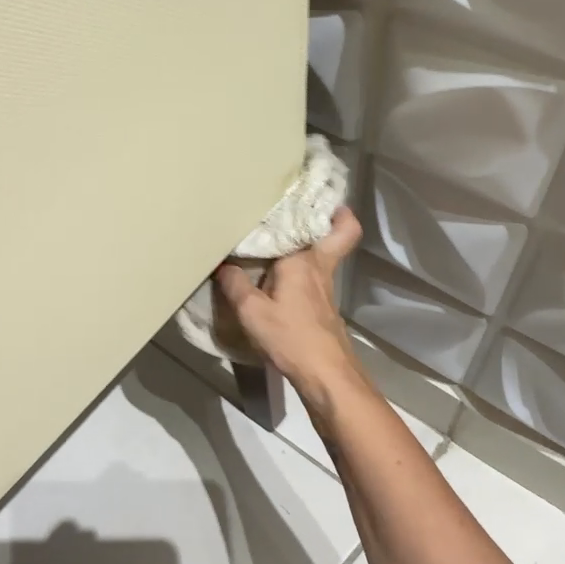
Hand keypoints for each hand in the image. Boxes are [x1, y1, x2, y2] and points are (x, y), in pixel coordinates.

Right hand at [214, 207, 366, 405]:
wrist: (326, 372)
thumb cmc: (290, 337)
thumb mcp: (251, 312)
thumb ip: (235, 284)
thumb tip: (222, 264)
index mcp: (302, 260)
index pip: (308, 221)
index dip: (303, 204)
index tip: (287, 191)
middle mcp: (319, 265)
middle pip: (342, 231)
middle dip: (334, 214)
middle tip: (311, 204)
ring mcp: (326, 284)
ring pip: (330, 249)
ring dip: (317, 238)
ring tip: (287, 233)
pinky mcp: (324, 302)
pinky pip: (319, 269)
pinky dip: (306, 263)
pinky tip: (281, 271)